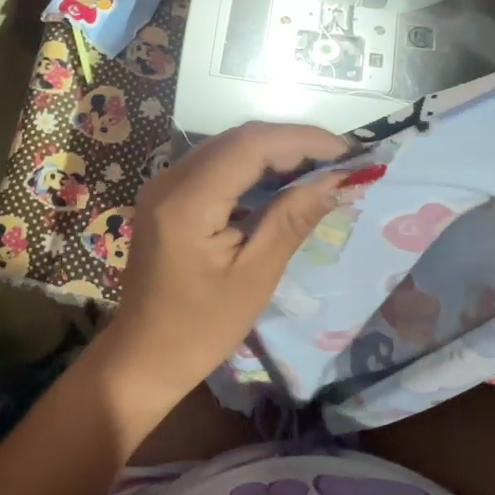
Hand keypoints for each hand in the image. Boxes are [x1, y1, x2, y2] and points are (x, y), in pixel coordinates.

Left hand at [88, 122, 350, 397]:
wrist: (143, 355)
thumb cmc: (200, 328)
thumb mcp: (255, 277)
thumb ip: (292, 219)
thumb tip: (339, 179)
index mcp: (186, 202)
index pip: (250, 145)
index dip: (303, 140)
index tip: (350, 152)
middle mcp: (168, 181)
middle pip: (237, 140)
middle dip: (293, 143)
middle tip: (343, 161)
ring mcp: (162, 186)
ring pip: (225, 148)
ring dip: (274, 151)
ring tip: (323, 168)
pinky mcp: (165, 197)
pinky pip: (213, 166)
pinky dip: (251, 166)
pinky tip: (282, 181)